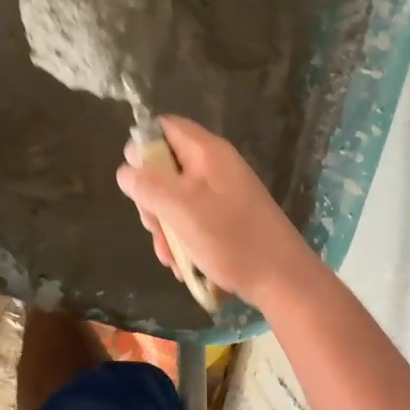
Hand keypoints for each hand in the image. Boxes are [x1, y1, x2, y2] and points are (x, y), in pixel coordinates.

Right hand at [115, 116, 317, 308]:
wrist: (285, 282)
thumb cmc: (231, 238)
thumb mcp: (180, 209)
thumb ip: (147, 184)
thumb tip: (125, 169)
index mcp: (205, 151)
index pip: (163, 127)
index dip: (143, 148)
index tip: (136, 180)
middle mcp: (214, 165)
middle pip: (165, 166)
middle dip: (152, 199)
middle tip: (154, 225)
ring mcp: (222, 192)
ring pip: (176, 197)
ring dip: (165, 226)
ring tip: (170, 256)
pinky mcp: (227, 217)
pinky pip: (193, 217)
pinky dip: (183, 238)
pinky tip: (184, 265)